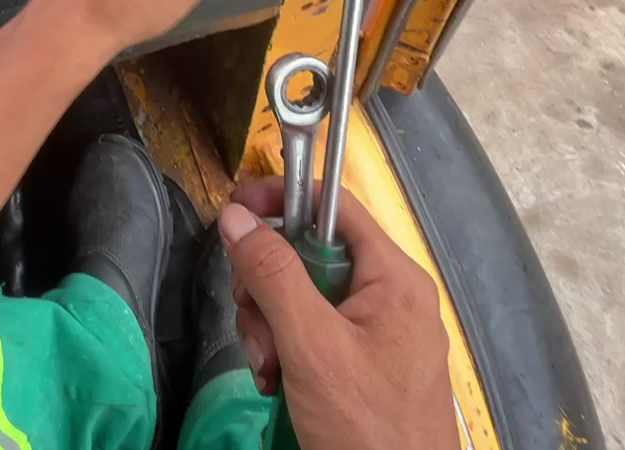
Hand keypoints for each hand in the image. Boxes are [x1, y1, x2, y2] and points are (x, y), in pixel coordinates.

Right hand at [219, 178, 458, 449]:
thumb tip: (233, 213)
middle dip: (266, 281)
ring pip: (298, 290)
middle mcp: (385, 293)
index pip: (331, 203)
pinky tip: (275, 379)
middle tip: (251, 314)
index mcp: (391, 277)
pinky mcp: (358, 360)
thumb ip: (272, 273)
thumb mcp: (311, 345)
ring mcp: (372, 329)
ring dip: (267, 321)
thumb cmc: (366, 426)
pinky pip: (305, 327)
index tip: (235, 211)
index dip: (281, 197)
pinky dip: (280, 346)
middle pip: (305, 250)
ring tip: (266, 365)